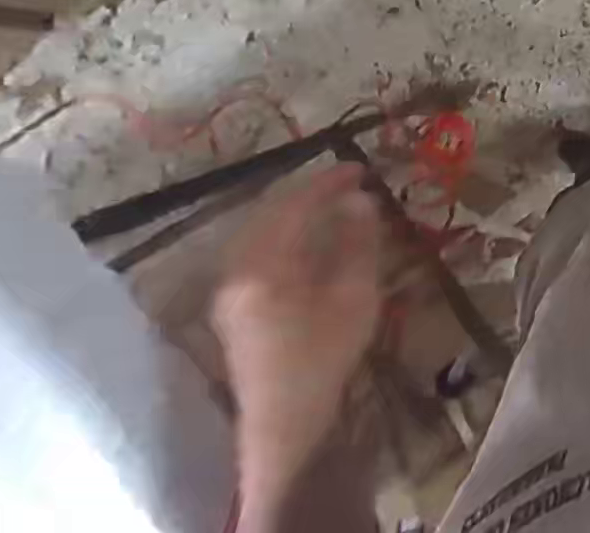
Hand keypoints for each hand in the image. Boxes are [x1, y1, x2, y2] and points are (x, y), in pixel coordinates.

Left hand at [213, 165, 382, 522]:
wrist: (283, 422)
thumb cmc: (325, 357)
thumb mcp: (355, 296)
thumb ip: (358, 242)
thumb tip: (360, 200)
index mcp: (264, 266)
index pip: (295, 206)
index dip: (329, 182)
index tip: (361, 168)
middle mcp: (236, 269)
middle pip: (271, 211)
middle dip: (311, 191)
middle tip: (349, 180)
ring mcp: (228, 286)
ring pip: (261, 227)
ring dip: (296, 208)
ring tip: (331, 200)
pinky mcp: (232, 301)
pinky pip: (256, 245)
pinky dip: (284, 228)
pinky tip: (306, 233)